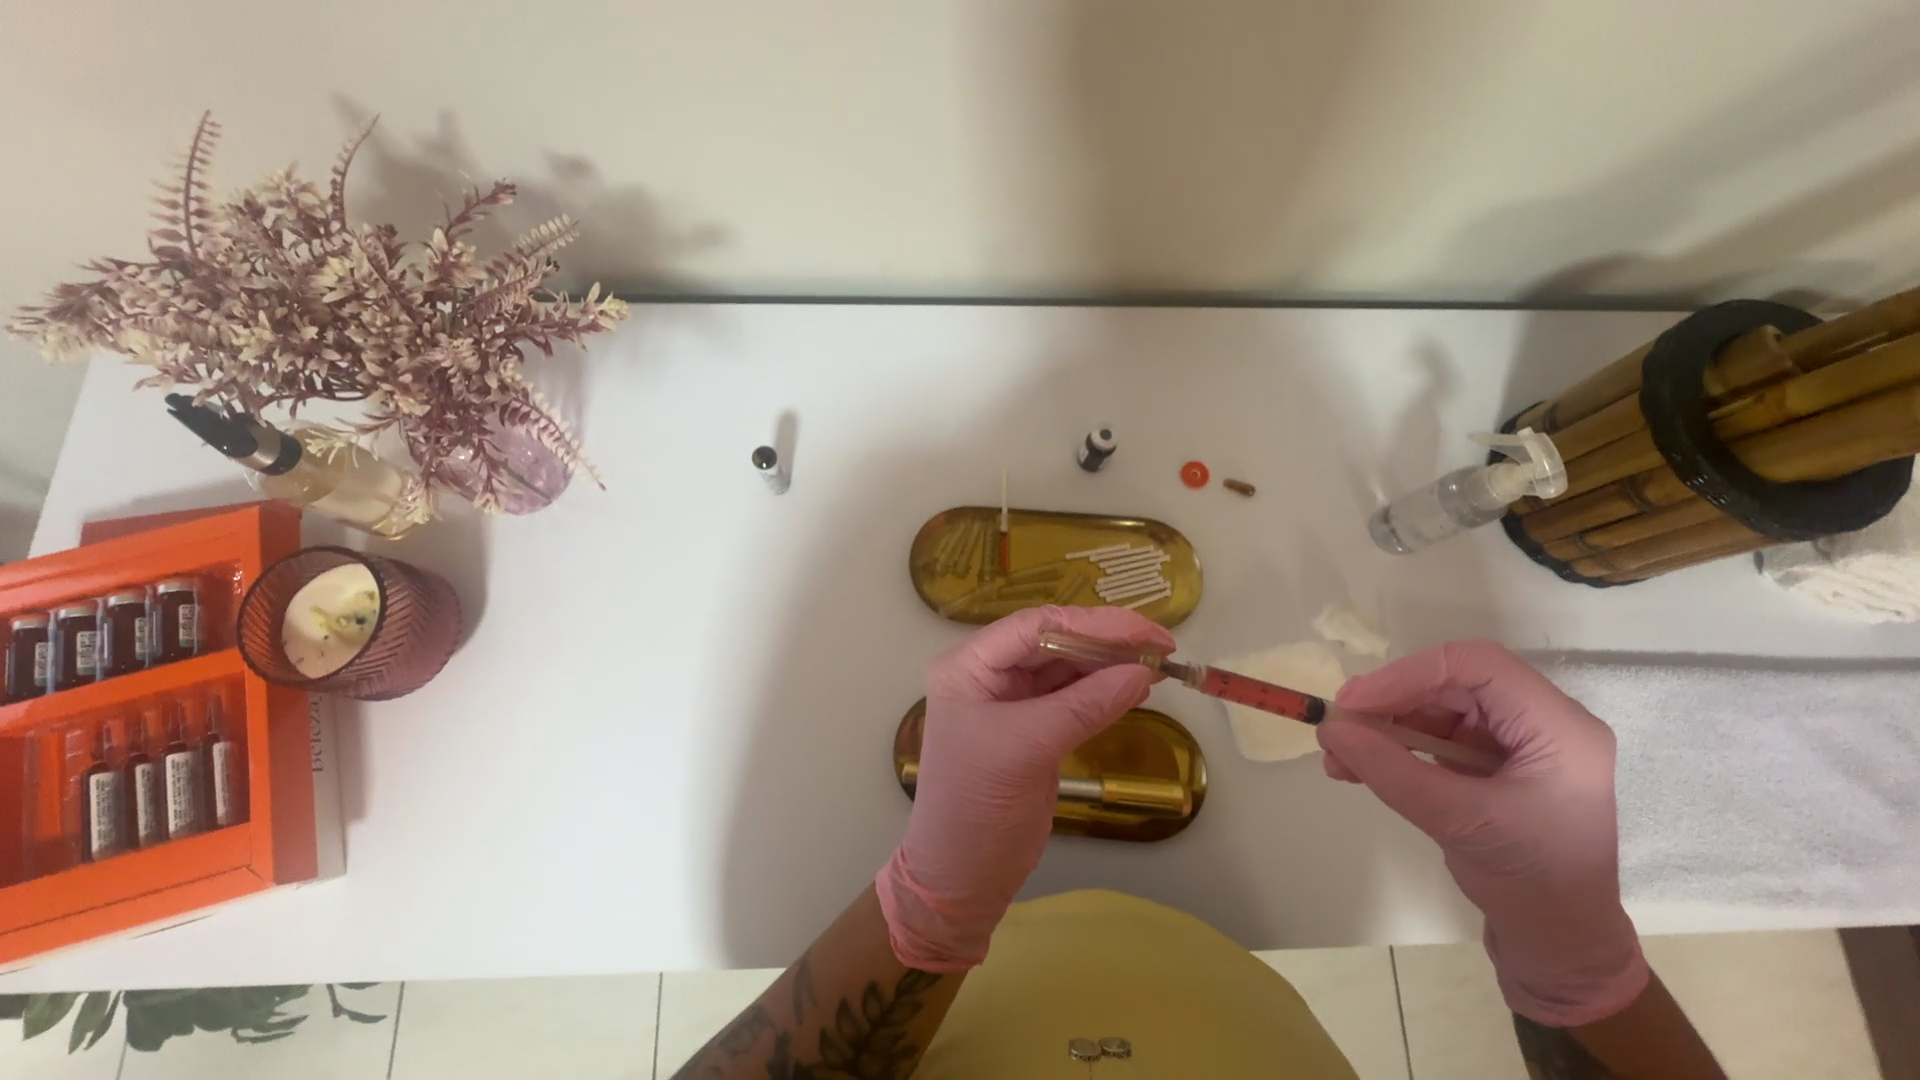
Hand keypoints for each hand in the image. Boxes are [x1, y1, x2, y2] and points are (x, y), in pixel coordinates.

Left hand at [876, 605, 1172, 970]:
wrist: (962, 876)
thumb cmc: (976, 807)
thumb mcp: (1027, 750)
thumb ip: (1084, 706)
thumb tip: (1143, 672)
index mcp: (968, 666)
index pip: (1035, 626)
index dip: (1092, 623)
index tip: (1144, 632)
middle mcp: (987, 674)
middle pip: (1053, 640)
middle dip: (1106, 641)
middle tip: (1162, 646)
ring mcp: (1011, 701)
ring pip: (1067, 666)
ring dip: (1110, 664)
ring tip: (1159, 664)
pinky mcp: (1033, 727)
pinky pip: (1073, 695)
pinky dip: (1105, 690)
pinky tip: (1137, 687)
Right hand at [1317, 640, 1648, 1027]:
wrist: (1559, 942)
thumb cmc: (1529, 881)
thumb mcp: (1456, 821)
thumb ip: (1391, 770)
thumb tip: (1330, 729)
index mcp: (1556, 728)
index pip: (1476, 667)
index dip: (1408, 675)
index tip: (1354, 703)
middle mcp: (1542, 722)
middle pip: (1453, 683)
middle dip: (1390, 701)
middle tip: (1340, 725)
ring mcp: (1517, 741)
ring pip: (1437, 706)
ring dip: (1385, 726)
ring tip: (1340, 756)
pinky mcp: (1492, 761)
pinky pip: (1435, 734)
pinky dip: (1395, 746)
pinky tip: (1359, 766)